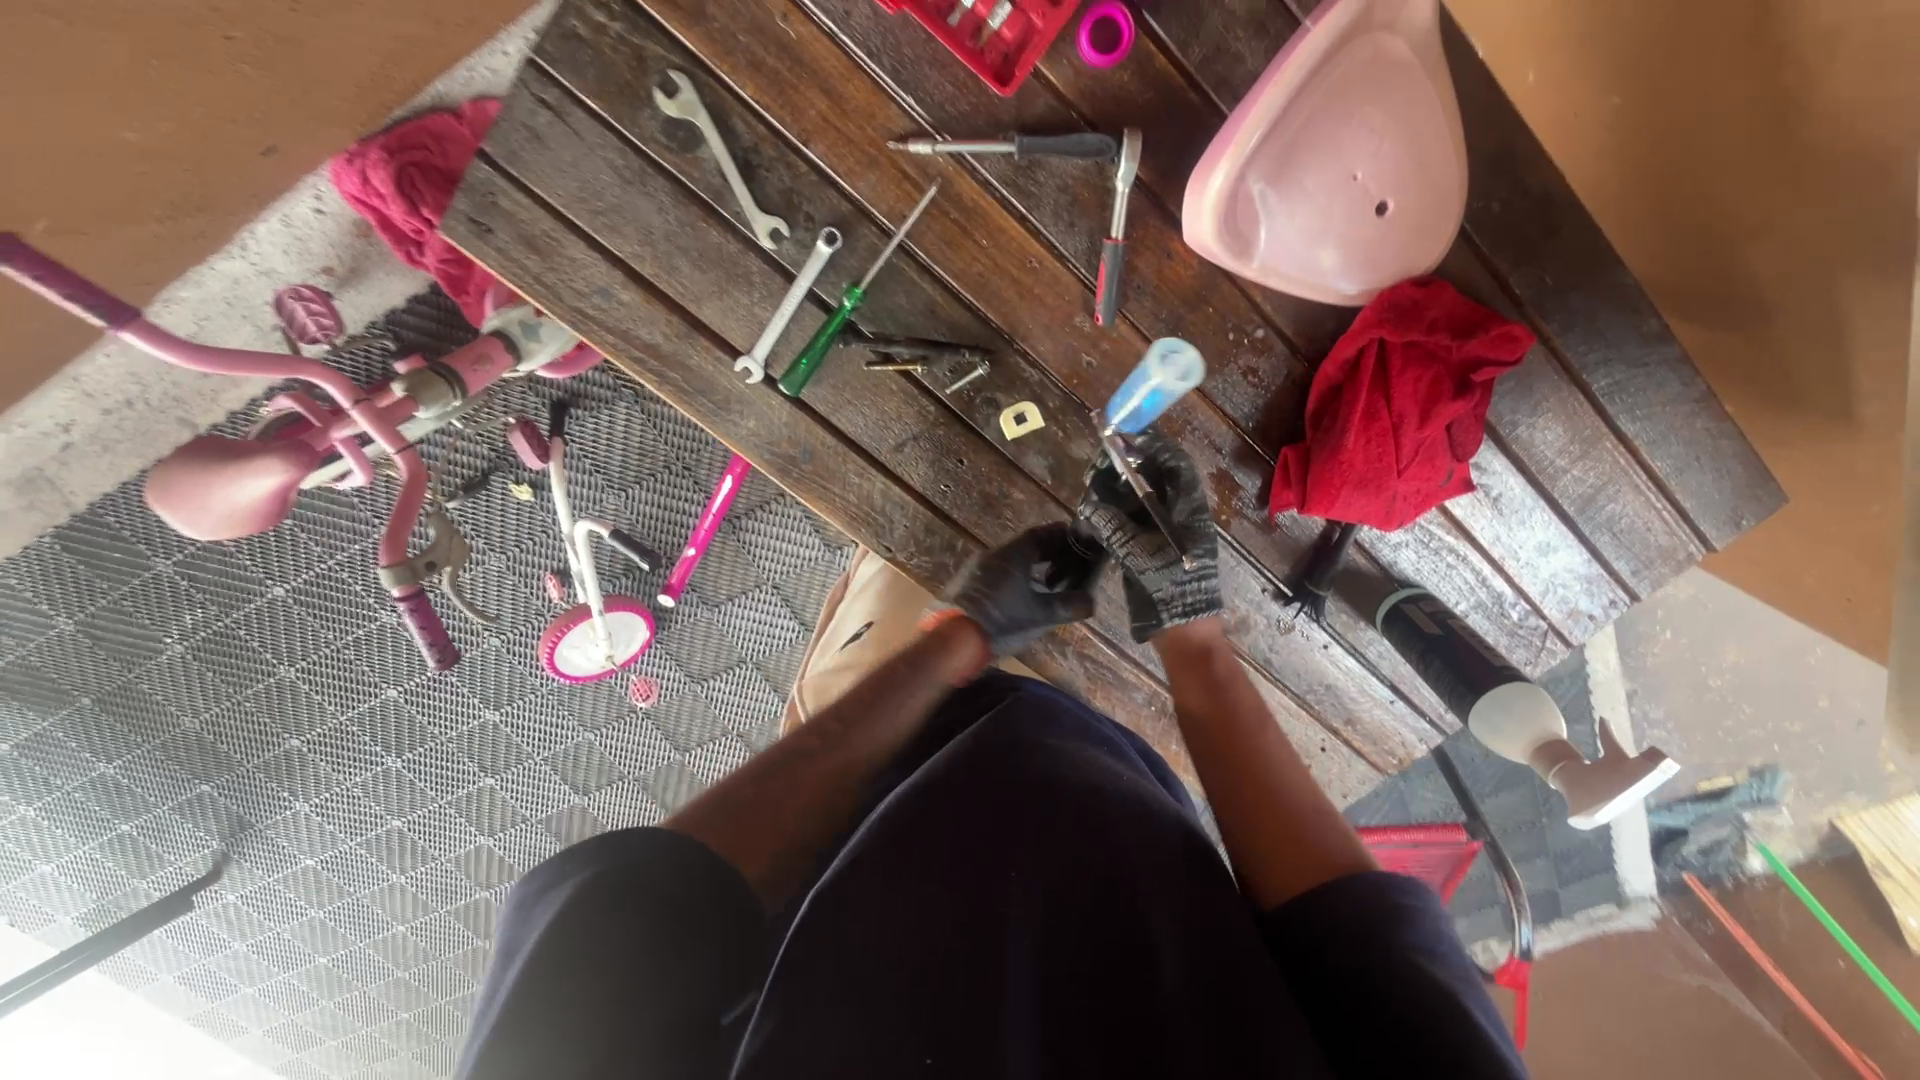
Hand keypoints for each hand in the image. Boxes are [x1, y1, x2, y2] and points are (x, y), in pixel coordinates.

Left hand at [941, 523, 1104, 655]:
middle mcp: (991, 556)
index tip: (1076, 538)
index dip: (1059, 535)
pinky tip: (1021, 599)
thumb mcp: (1040, 615)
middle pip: (1023, 548)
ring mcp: (974, 571)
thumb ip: (1068, 606)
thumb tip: (1091, 602)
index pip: (1038, 534)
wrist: (952, 640)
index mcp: (1010, 554)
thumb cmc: (1000, 620)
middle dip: (1047, 554)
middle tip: (1068, 562)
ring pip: (1009, 563)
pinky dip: (1014, 580)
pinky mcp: (964, 588)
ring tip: (1049, 584)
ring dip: (1030, 569)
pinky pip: (996, 576)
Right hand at [1076, 432, 1221, 641]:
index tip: (1129, 434)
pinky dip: (1122, 509)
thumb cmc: (1171, 590)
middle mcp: (1183, 517)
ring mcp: (1172, 533)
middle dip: (1136, 463)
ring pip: (1150, 498)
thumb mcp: (1139, 556)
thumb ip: (1114, 527)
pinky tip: (1102, 505)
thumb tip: (1089, 504)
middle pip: (1162, 479)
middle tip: (1107, 453)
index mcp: (1189, 513)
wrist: (1184, 632)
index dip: (1156, 446)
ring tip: (1100, 475)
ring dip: (1127, 485)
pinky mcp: (1159, 549)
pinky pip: (1141, 519)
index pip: (1177, 466)